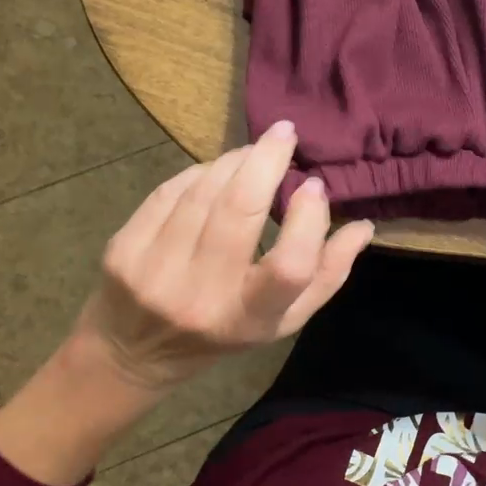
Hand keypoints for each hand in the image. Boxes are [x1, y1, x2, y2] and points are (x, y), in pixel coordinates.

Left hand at [75, 120, 374, 390]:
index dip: (308, 220)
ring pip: (204, 192)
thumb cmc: (223, 334)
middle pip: (239, 212)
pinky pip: (170, 192)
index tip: (314, 186)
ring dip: (234, 161)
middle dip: (266, 161)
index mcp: (247, 319)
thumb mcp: (282, 321)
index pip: (287, 266)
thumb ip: (326, 275)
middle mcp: (200, 298)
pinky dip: (199, 173)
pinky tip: (215, 171)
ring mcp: (155, 272)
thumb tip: (363, 225)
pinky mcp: (123, 249)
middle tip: (285, 134)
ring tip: (253, 153)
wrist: (132, 352)